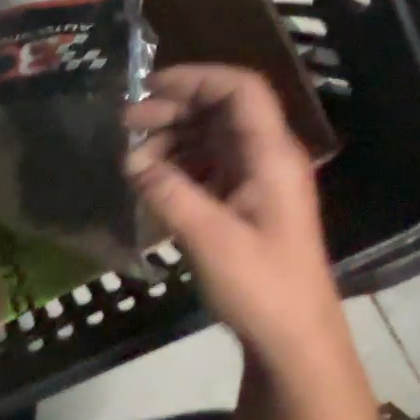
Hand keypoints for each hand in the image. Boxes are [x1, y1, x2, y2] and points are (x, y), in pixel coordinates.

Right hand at [124, 65, 344, 363]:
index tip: (147, 88)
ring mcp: (256, 183)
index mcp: (271, 156)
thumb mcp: (209, 238)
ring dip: (171, 139)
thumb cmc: (261, 286)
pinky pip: (207, 168)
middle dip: (172, 109)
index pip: (240, 90)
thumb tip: (129, 159)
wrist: (294, 342)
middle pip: (221, 111)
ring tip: (132, 159)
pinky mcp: (244, 206)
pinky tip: (149, 183)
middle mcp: (266, 160)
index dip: (196, 78)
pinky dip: (177, 167)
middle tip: (125, 124)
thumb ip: (167, 192)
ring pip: (211, 138)